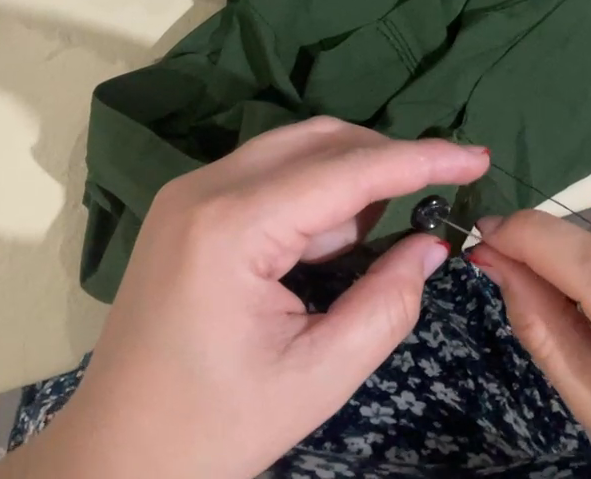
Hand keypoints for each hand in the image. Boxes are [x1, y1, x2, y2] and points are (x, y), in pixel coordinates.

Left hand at [0, 117, 491, 478]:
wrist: (114, 452)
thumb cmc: (212, 427)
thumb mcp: (315, 378)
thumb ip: (384, 304)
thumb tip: (431, 245)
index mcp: (232, 226)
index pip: (344, 171)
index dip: (418, 159)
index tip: (476, 156)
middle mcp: (206, 187)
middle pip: (318, 141)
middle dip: (385, 160)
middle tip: (441, 192)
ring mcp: (189, 191)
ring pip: (293, 151)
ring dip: (350, 176)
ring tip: (390, 226)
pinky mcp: (187, 206)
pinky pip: (267, 175)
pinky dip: (313, 193)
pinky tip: (336, 236)